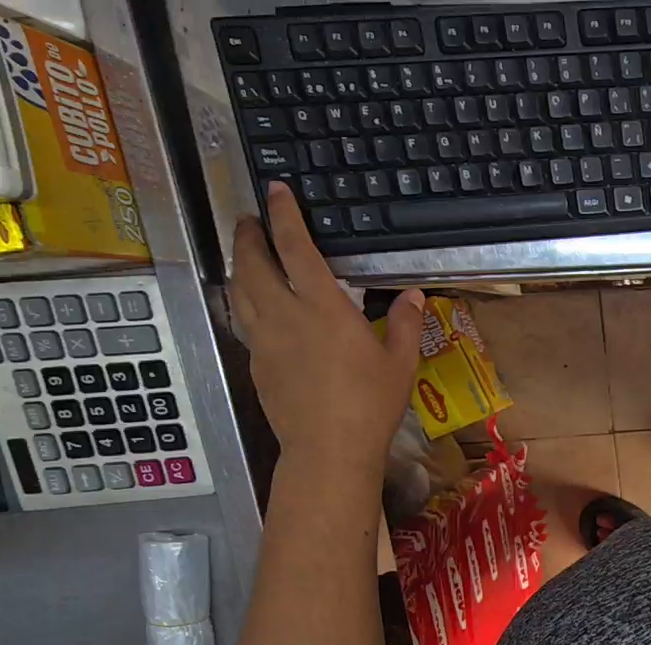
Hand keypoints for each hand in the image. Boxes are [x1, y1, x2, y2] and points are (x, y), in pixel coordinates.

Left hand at [230, 182, 424, 478]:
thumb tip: (412, 295)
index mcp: (322, 306)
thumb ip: (403, 324)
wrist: (328, 447)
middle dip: (248, 235)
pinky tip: (255, 306)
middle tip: (250, 220)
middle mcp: (283, 313)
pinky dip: (244, 300)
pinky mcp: (255, 362)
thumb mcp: (399, 363)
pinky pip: (244, 319)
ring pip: (238, 288)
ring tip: (246, 256)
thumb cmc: (370, 404)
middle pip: (252, 261)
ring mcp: (263, 338)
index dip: (283, 214)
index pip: (294, 247)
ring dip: (239, 264)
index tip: (275, 191)